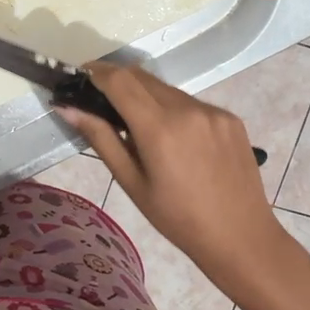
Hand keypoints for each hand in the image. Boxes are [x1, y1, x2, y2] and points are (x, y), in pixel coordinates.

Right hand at [57, 64, 279, 281]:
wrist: (241, 237)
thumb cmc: (177, 218)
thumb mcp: (131, 182)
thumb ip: (100, 138)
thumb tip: (68, 107)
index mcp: (159, 128)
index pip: (120, 81)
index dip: (97, 72)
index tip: (80, 75)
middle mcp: (188, 110)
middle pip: (142, 78)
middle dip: (118, 81)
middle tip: (101, 100)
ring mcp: (213, 112)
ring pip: (166, 89)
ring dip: (146, 96)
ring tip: (139, 126)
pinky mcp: (230, 118)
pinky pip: (191, 103)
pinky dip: (173, 110)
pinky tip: (175, 139)